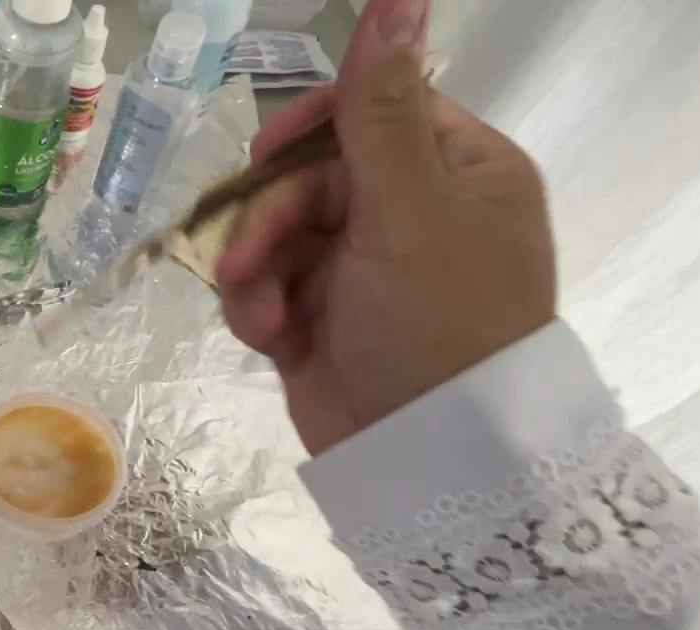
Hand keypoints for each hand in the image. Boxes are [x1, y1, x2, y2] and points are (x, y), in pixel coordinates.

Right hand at [214, 0, 556, 455]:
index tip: (261, 153)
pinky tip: (268, 338)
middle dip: (268, 222)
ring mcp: (354, 273)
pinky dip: (256, 312)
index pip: (370, 116)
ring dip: (255, 275)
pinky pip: (266, 293)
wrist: (420, 448)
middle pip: (308, 184)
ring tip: (264, 317)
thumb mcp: (410, 209)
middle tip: (248, 262)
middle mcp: (404, 215)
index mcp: (451, 172)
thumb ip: (381, 112)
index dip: (310, 128)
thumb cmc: (435, 320)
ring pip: (275, 241)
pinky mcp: (315, 322)